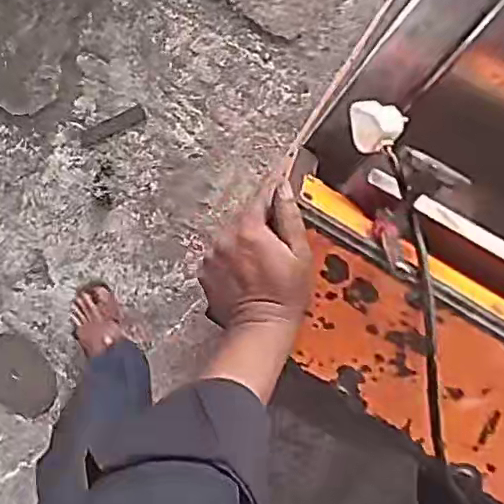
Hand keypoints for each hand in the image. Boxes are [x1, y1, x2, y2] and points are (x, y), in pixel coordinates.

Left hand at [199, 176, 312, 329]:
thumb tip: (283, 189)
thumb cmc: (286, 294)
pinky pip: (218, 253)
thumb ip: (289, 217)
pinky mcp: (204, 269)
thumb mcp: (299, 253)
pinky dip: (230, 257)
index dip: (272, 188)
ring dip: (242, 240)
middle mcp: (224, 237)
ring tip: (259, 263)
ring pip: (229, 235)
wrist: (260, 326)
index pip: (259, 197)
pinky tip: (244, 272)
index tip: (280, 177)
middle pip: (243, 217)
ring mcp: (211, 254)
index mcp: (249, 229)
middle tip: (274, 242)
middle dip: (258, 223)